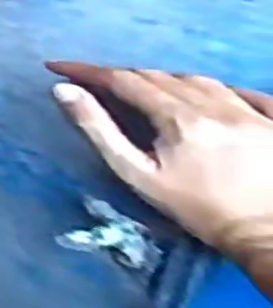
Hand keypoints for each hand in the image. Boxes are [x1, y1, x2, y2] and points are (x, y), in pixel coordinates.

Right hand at [49, 61, 272, 262]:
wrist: (271, 240)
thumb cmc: (196, 208)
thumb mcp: (134, 171)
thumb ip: (96, 127)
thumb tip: (64, 88)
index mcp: (182, 121)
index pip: (123, 80)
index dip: (86, 70)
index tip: (58, 67)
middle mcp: (221, 112)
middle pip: (160, 77)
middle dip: (122, 76)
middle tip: (97, 83)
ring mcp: (259, 118)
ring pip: (201, 82)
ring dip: (165, 80)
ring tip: (147, 90)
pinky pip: (253, 95)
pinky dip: (222, 89)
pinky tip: (211, 96)